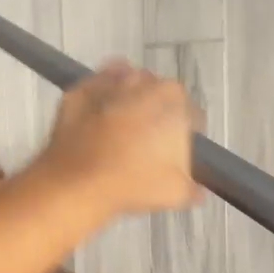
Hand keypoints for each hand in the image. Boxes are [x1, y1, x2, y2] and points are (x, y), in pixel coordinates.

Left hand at [36, 59, 203, 216]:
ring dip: (130, 92)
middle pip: (156, 88)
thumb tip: (197, 190)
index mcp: (170, 105)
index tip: (184, 140)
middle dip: (159, 105)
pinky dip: (99, 90)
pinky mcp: (77, 93)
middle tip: (153, 130)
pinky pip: (94, 84)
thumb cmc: (132, 185)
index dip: (189, 124)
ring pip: (125, 79)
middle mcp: (140, 86)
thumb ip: (192, 187)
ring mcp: (106, 86)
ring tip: (127, 116)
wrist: (77, 184)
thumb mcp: (175, 193)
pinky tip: (99, 106)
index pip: (189, 108)